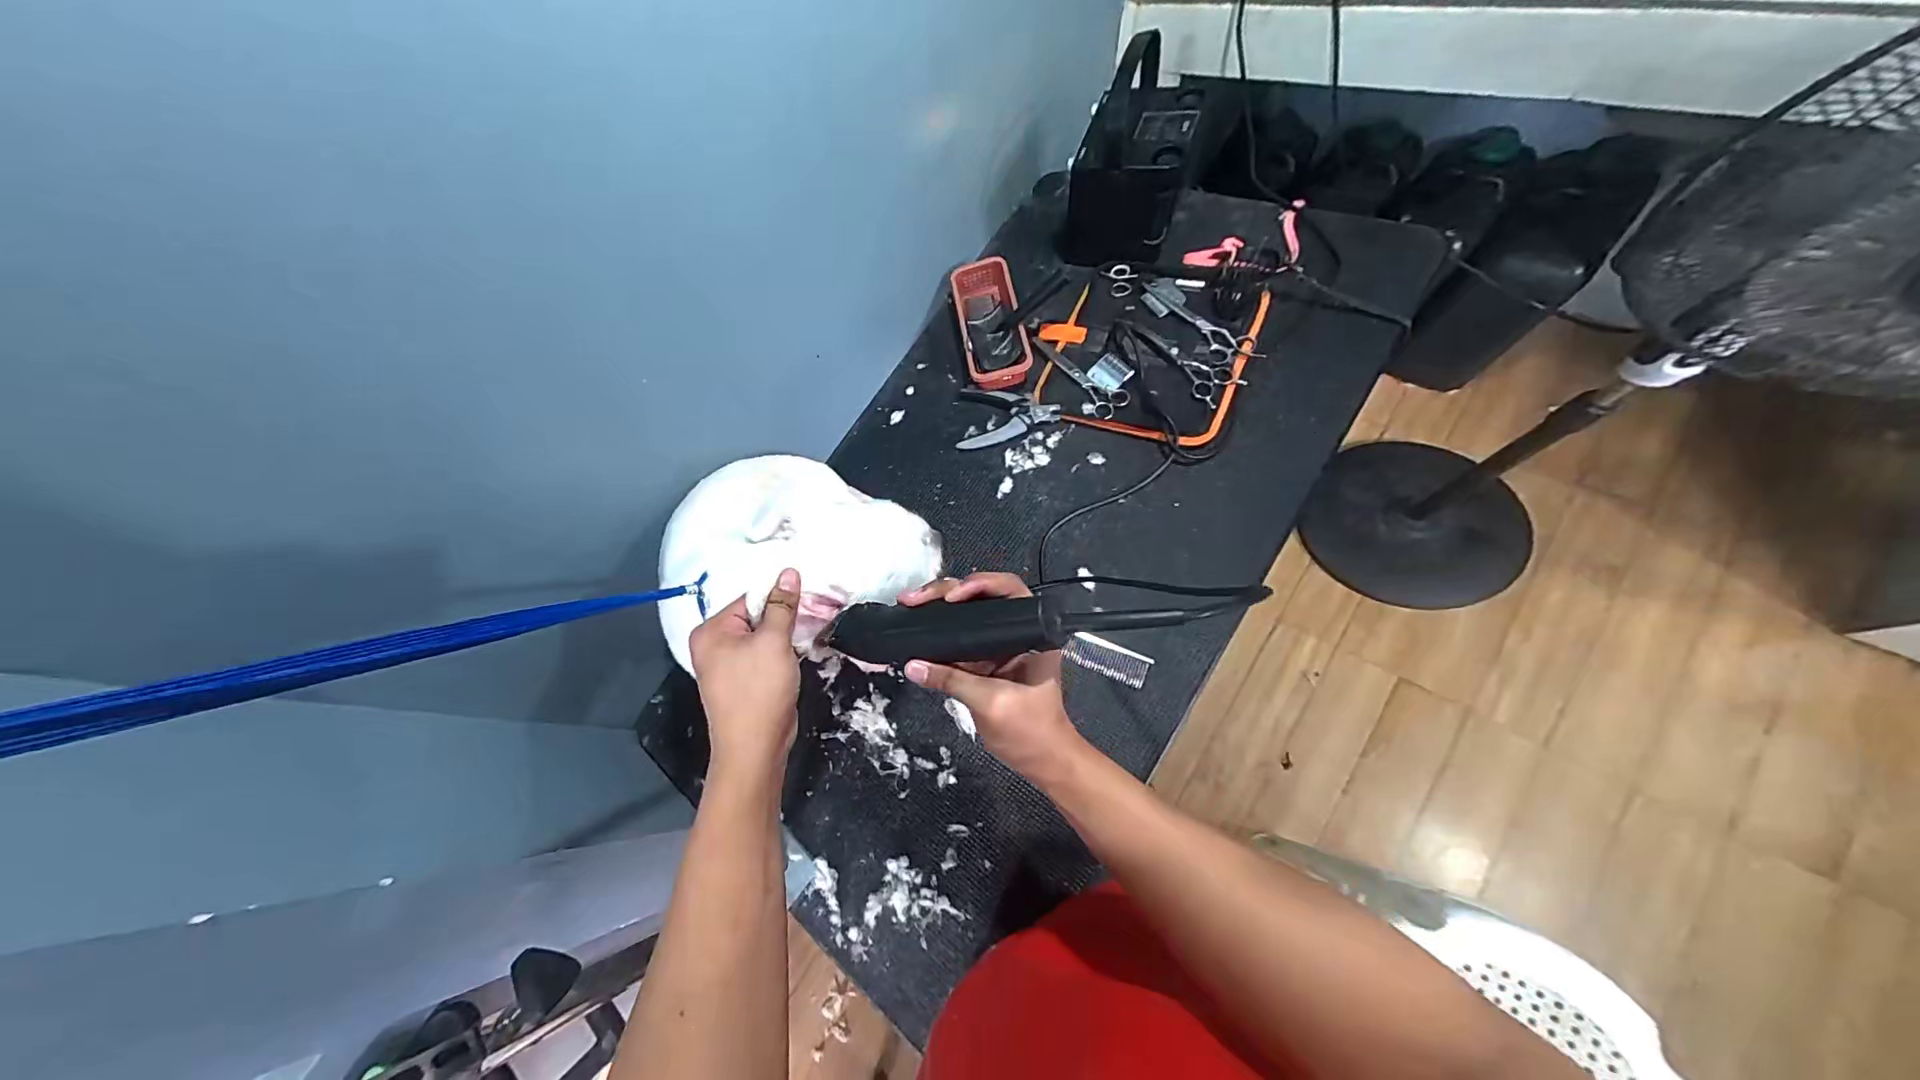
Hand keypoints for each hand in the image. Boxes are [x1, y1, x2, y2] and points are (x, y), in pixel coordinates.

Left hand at [690, 568, 801, 785]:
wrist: (755, 747)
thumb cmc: (759, 691)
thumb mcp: (774, 641)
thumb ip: (782, 605)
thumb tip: (788, 572)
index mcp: (711, 631)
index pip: (749, 598)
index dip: (779, 596)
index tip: (809, 597)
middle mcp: (714, 644)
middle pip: (755, 616)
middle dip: (785, 615)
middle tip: (815, 614)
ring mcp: (727, 664)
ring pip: (762, 636)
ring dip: (786, 634)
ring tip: (810, 632)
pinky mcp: (743, 680)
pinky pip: (764, 654)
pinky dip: (782, 651)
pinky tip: (799, 652)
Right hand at [898, 572, 1088, 784]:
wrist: (1043, 761)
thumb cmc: (1031, 731)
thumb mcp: (991, 702)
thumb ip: (951, 680)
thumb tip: (912, 666)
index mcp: (1032, 634)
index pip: (1009, 591)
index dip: (980, 585)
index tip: (953, 597)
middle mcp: (1016, 634)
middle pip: (981, 599)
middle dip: (946, 593)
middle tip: (914, 598)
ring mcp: (998, 648)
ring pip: (966, 617)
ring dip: (938, 610)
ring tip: (910, 606)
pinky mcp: (983, 664)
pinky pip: (958, 642)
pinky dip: (937, 636)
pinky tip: (916, 630)